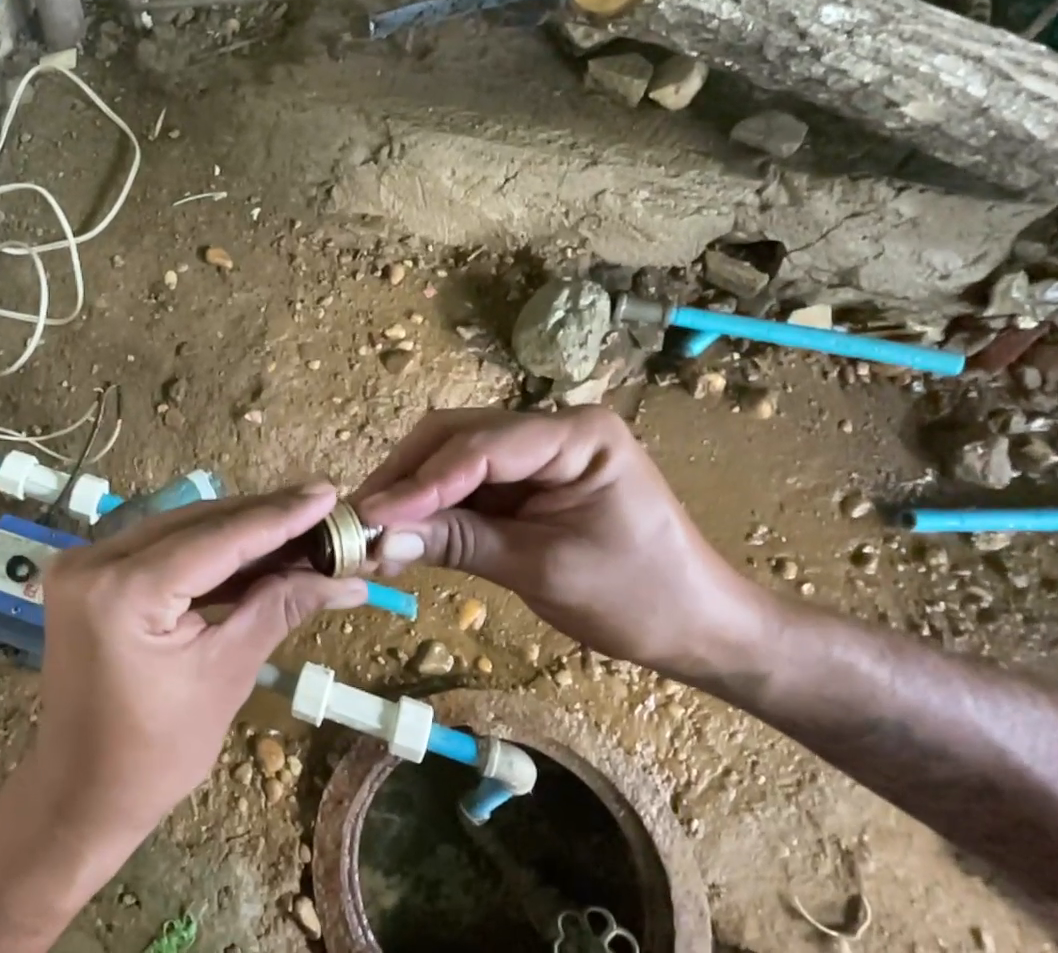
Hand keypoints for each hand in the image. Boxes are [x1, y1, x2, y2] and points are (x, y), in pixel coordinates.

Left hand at [33, 485, 366, 838]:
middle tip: (321, 505)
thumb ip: (277, 609)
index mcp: (123, 592)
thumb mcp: (226, 675)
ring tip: (297, 523)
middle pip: (193, 525)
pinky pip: (154, 550)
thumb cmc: (156, 751)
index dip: (277, 517)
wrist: (82, 789)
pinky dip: (201, 552)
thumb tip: (344, 578)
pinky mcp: (85, 576)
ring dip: (233, 531)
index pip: (215, 540)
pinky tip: (249, 550)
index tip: (328, 495)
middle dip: (260, 518)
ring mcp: (81, 565)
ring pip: (174, 531)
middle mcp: (92, 562)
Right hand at [352, 408, 777, 678]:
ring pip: (449, 458)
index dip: (420, 481)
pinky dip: (429, 509)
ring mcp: (535, 456)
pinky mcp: (523, 484)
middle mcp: (551, 430)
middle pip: (455, 438)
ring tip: (371, 531)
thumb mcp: (544, 570)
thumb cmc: (640, 597)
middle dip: (405, 478)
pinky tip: (400, 534)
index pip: (480, 447)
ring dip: (409, 493)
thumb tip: (380, 539)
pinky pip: (463, 487)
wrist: (697, 628)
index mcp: (577, 435)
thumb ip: (461, 544)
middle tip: (360, 521)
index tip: (371, 516)